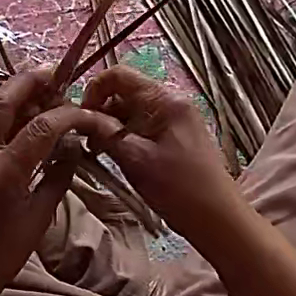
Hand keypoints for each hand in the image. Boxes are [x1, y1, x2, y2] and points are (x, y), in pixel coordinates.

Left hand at [0, 68, 115, 295]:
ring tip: (41, 92)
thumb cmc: (9, 248)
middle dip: (29, 82)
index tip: (85, 111)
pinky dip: (2, 112)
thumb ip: (60, 171)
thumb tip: (73, 141)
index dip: (67, 114)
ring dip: (14, 94)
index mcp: (2, 172)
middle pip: (1, 100)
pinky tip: (22, 115)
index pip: (39, 127)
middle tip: (55, 75)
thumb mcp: (42, 212)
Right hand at [81, 65, 243, 241]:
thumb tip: (77, 116)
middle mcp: (170, 103)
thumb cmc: (178, 188)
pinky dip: (122, 138)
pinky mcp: (172, 138)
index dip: (94, 90)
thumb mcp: (135, 159)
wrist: (218, 220)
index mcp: (165, 100)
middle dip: (99, 112)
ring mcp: (173, 120)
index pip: (119, 75)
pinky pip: (139, 127)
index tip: (80, 117)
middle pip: (123, 93)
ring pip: (129, 112)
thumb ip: (105, 132)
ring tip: (95, 152)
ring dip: (108, 127)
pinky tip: (111, 157)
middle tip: (84, 140)